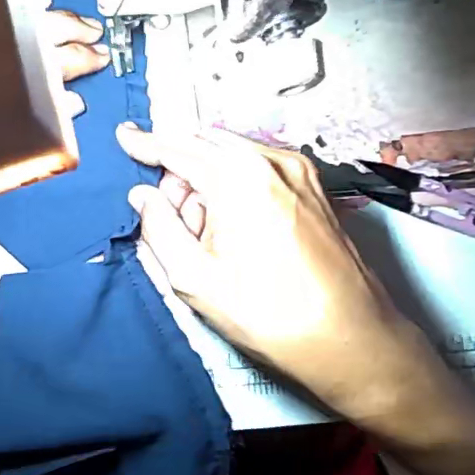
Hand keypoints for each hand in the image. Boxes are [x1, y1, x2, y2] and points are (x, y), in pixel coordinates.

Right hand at [116, 124, 474, 445]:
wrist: (350, 337)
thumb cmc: (273, 316)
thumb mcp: (196, 280)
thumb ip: (159, 228)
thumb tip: (143, 195)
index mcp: (240, 178)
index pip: (178, 148)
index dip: (146, 144)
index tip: (125, 137)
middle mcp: (273, 161)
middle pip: (207, 146)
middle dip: (179, 171)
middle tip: (169, 217)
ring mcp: (300, 171)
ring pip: (234, 156)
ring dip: (208, 180)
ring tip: (207, 235)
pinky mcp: (315, 186)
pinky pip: (261, 169)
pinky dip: (237, 185)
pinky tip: (237, 228)